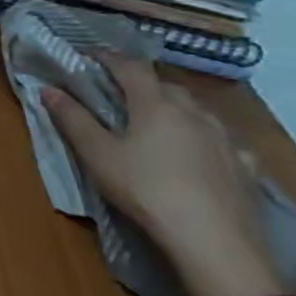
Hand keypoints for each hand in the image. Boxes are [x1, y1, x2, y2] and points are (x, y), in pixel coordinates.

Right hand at [43, 56, 281, 295]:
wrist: (214, 238)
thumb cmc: (144, 188)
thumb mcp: (96, 153)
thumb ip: (72, 118)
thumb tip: (49, 89)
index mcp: (156, 104)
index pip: (131, 68)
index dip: (109, 58)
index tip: (88, 56)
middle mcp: (195, 113)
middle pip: (166, 86)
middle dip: (141, 84)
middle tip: (118, 93)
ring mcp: (227, 139)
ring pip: (196, 111)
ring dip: (173, 108)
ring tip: (155, 122)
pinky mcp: (246, 166)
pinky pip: (222, 140)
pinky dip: (204, 137)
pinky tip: (200, 153)